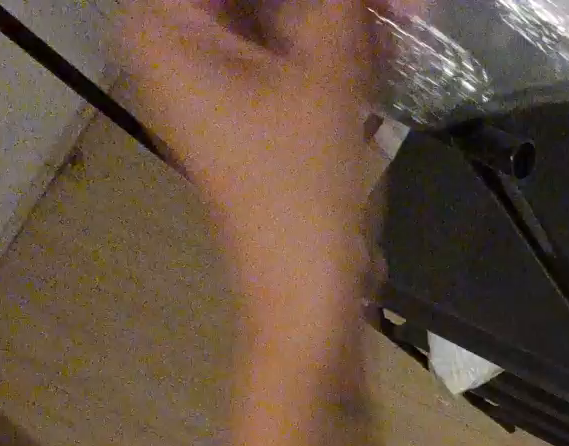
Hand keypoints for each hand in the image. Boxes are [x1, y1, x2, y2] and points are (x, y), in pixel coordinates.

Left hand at [120, 0, 376, 285]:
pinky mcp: (260, 118)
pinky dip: (340, 53)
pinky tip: (389, 48)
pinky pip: (296, 62)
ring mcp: (221, 85)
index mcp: (164, 25)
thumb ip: (341, 8)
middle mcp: (180, 45)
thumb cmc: (303, 193)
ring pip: (283, 22)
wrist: (310, 293)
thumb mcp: (327, 85)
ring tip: (403, 17)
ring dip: (344, 19)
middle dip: (334, 0)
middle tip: (398, 3)